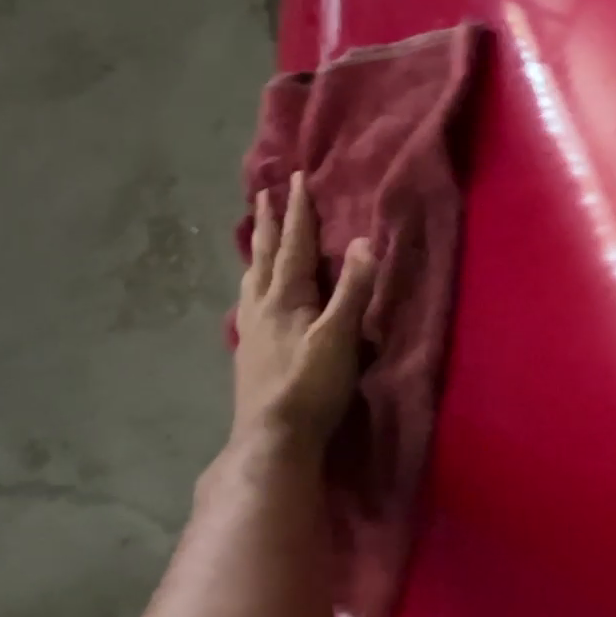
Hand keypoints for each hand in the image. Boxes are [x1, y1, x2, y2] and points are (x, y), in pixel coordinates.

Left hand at [234, 171, 375, 458]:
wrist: (272, 436)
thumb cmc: (311, 384)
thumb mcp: (340, 336)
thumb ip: (352, 290)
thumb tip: (363, 242)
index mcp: (284, 299)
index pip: (293, 247)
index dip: (297, 214)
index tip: (296, 180)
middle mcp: (262, 307)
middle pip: (266, 256)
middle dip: (270, 224)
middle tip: (266, 194)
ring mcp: (253, 329)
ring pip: (254, 277)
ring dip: (259, 250)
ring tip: (259, 235)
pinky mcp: (253, 349)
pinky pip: (252, 299)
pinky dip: (256, 281)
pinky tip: (257, 293)